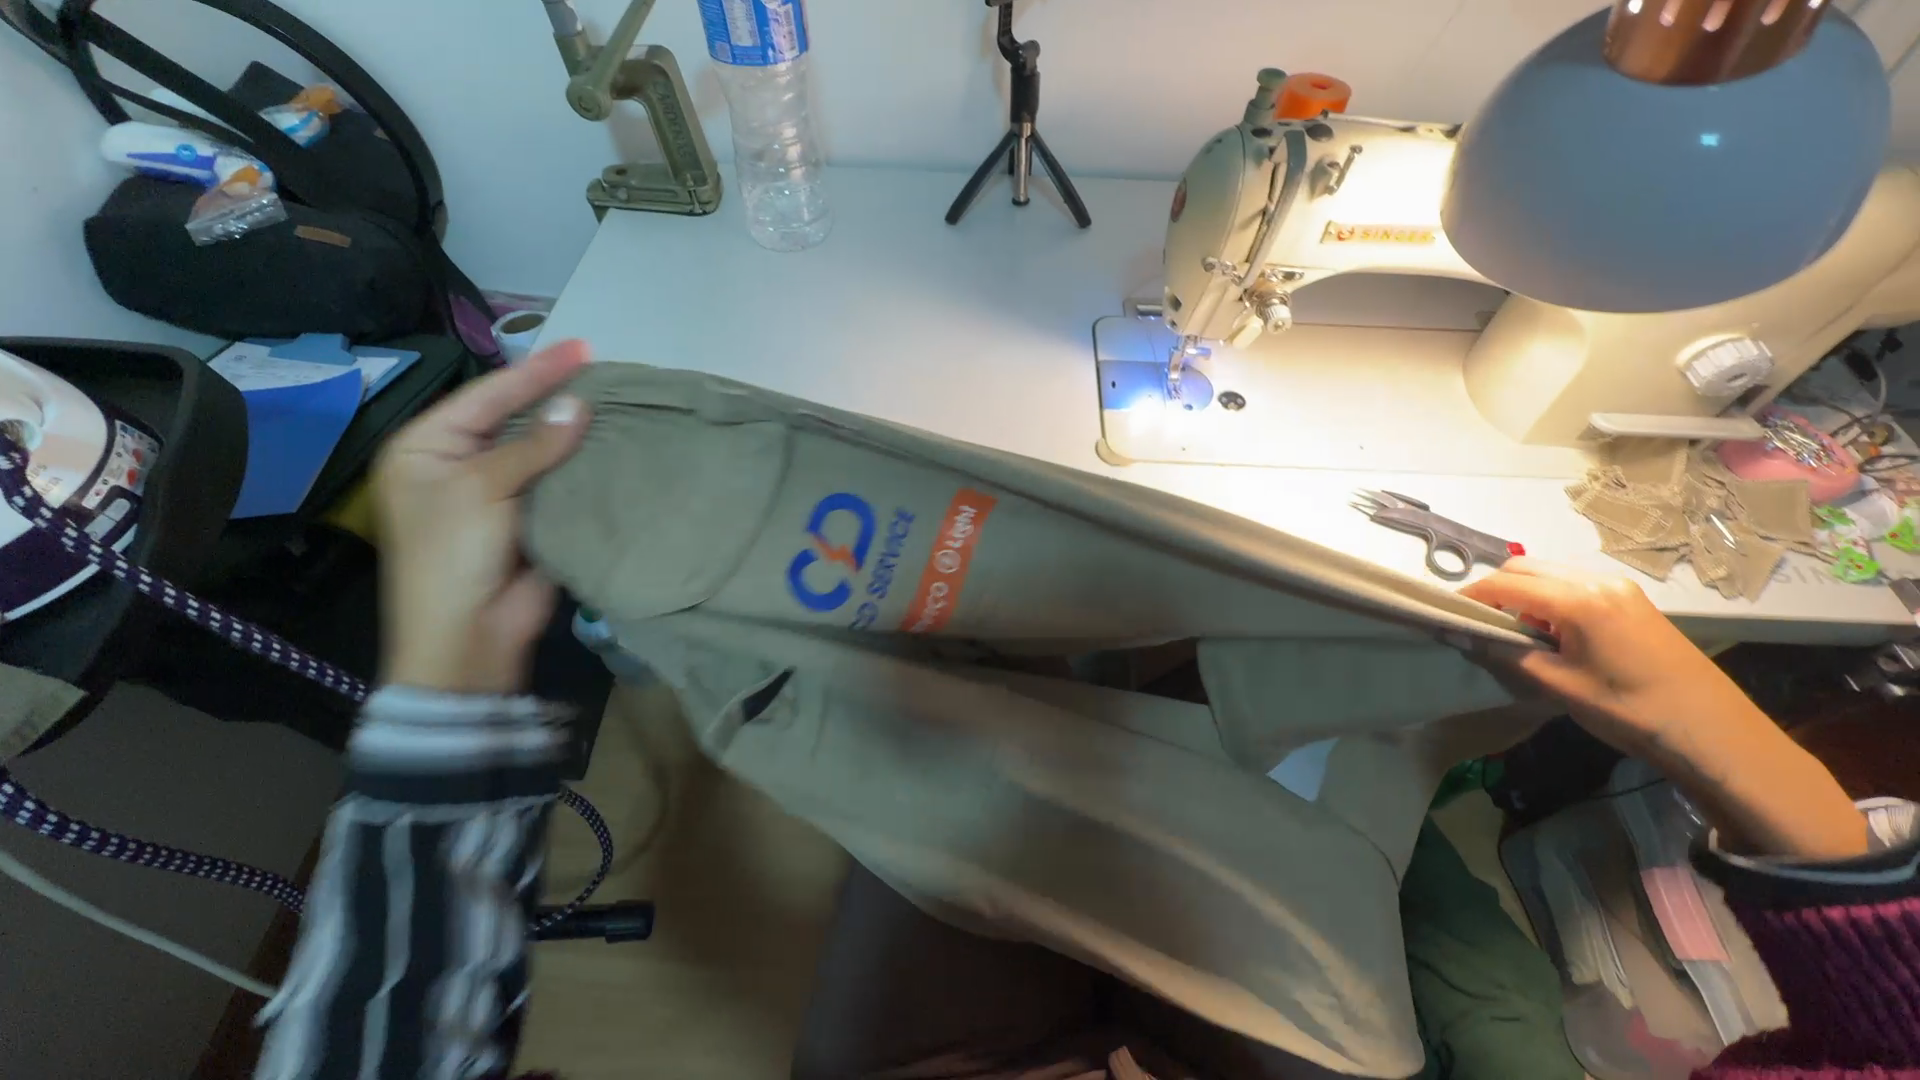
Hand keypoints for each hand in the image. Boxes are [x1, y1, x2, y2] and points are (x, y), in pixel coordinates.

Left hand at [372, 341, 592, 693]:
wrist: (468, 636)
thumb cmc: (454, 555)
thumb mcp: (482, 489)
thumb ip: (532, 445)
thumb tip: (579, 406)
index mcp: (426, 447)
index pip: (486, 395)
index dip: (535, 371)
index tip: (582, 347)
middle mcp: (460, 463)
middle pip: (514, 419)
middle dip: (556, 397)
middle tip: (603, 370)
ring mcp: (498, 493)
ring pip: (542, 451)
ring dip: (575, 432)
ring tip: (617, 402)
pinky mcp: (532, 519)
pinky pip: (560, 484)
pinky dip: (584, 467)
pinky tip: (614, 447)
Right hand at [1457, 557, 1764, 757]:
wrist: (1714, 732)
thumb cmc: (1629, 710)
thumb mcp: (1557, 685)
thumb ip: (1505, 654)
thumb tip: (1458, 634)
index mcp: (1579, 600)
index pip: (1505, 584)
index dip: (1470, 597)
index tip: (1446, 615)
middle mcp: (1598, 581)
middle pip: (1526, 567)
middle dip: (1494, 590)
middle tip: (1479, 625)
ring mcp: (1619, 588)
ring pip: (1549, 574)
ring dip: (1522, 594)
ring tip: (1517, 635)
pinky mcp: (1631, 600)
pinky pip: (1573, 585)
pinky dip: (1548, 599)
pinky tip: (1551, 634)